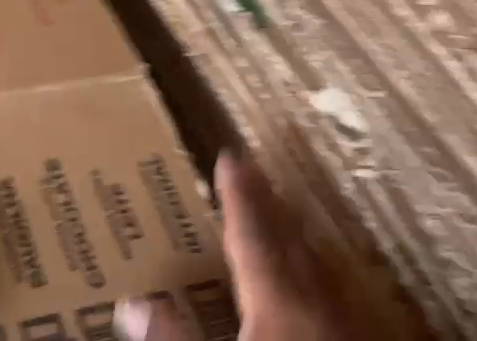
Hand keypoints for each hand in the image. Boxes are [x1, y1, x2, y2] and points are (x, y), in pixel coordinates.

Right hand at [119, 153, 344, 340]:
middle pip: (289, 243)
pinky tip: (315, 287)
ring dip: (294, 235)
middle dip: (269, 204)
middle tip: (254, 167)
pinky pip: (333, 297)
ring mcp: (345, 331)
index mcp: (277, 303)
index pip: (251, 236)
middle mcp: (315, 307)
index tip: (230, 155)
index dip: (238, 196)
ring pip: (317, 269)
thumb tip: (130, 306)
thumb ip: (173, 339)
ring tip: (280, 213)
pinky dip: (315, 274)